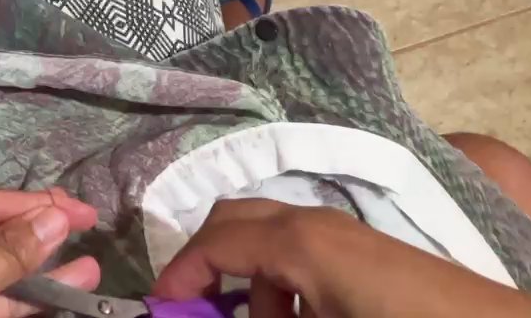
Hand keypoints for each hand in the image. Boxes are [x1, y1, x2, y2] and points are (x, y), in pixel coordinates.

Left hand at [0, 188, 101, 317]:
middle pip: (1, 235)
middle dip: (43, 230)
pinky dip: (34, 304)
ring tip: (91, 270)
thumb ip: (4, 254)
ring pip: (9, 276)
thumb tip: (54, 217)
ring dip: (48, 273)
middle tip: (89, 224)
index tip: (81, 209)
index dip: (35, 204)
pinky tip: (63, 301)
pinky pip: (5, 308)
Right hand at [152, 199, 530, 317]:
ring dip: (254, 287)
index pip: (215, 241)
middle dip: (208, 266)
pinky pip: (306, 258)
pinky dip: (290, 290)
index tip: (160, 309)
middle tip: (197, 312)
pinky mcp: (370, 254)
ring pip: (270, 242)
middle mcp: (313, 223)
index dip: (181, 274)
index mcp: (299, 241)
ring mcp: (345, 234)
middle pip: (234, 222)